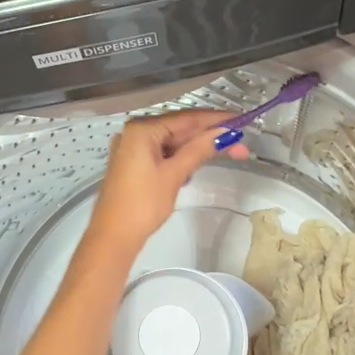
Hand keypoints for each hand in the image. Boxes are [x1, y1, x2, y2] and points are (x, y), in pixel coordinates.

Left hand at [86, 111, 248, 252]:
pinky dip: (181, 157)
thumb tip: (224, 134)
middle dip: (210, 136)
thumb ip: (199, 150)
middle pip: (180, 128)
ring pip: (173, 141)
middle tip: (241, 144)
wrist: (113, 236)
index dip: (216, 119)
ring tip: (229, 152)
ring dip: (198, 147)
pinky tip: (198, 164)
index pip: (186, 118)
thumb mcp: (174, 175)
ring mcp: (133, 148)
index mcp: (142, 129)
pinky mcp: (135, 163)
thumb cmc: (142, 204)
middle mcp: (135, 132)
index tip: (242, 119)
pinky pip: (164, 153)